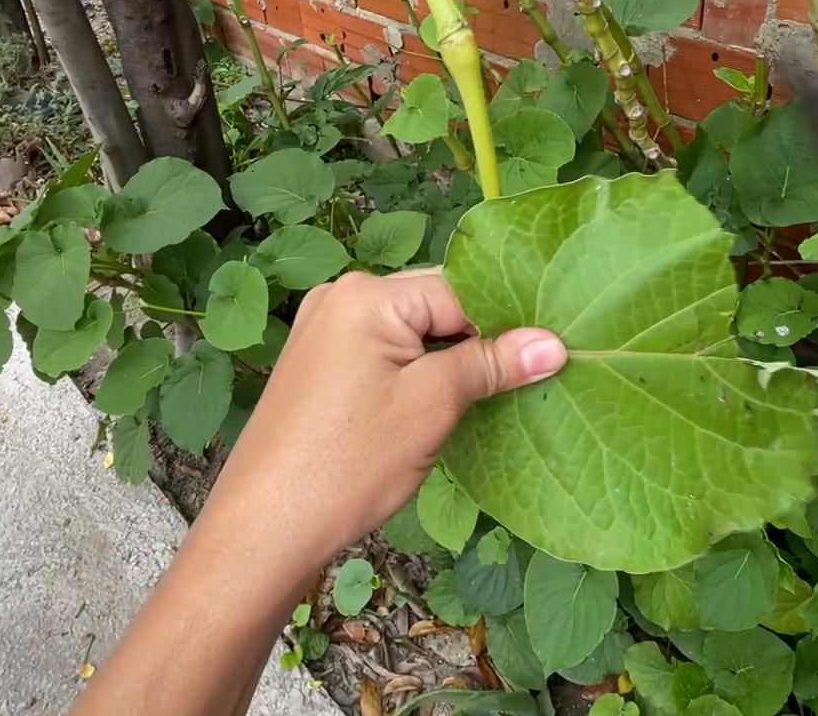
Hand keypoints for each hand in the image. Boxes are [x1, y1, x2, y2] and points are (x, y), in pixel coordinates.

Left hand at [80, 271, 565, 715]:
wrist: (262, 528)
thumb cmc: (348, 463)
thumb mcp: (432, 406)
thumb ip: (492, 363)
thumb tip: (554, 343)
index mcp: (366, 293)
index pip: (459, 290)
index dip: (505, 322)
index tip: (547, 353)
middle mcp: (341, 295)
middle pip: (433, 303)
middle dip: (476, 337)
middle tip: (525, 372)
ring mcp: (324, 327)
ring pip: (410, 327)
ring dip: (447, 355)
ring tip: (488, 389)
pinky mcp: (318, 359)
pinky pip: (382, 346)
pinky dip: (414, 367)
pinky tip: (440, 397)